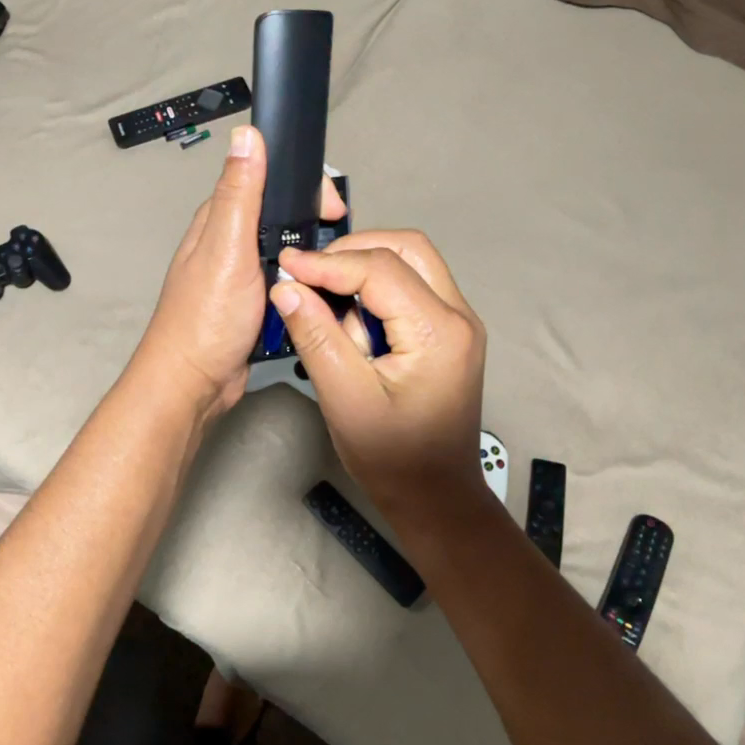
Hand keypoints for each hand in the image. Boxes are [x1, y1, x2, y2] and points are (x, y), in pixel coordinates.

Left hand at [134, 125, 347, 415]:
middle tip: (341, 250)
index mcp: (219, 220)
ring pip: (289, 254)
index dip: (305, 189)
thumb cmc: (206, 318)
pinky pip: (288, 284)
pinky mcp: (253, 304)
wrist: (193, 383)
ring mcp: (242, 275)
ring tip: (337, 274)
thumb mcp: (227, 248)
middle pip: (284, 219)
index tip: (336, 208)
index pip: (268, 182)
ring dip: (312, 261)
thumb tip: (247, 134)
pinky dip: (304, 287)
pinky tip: (321, 295)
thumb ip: (240, 193)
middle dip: (315, 228)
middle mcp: (229, 242)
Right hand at [269, 230, 490, 521]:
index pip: (379, 268)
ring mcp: (457, 323)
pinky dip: (375, 291)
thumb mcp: (345, 398)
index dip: (327, 262)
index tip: (286, 264)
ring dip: (364, 270)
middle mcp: (458, 315)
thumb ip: (317, 337)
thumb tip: (286, 287)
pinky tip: (348, 321)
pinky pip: (411, 289)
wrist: (434, 496)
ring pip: (411, 263)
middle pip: (406, 248)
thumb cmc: (392, 457)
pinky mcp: (447, 334)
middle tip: (308, 274)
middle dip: (352, 252)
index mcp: (438, 331)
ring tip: (326, 302)